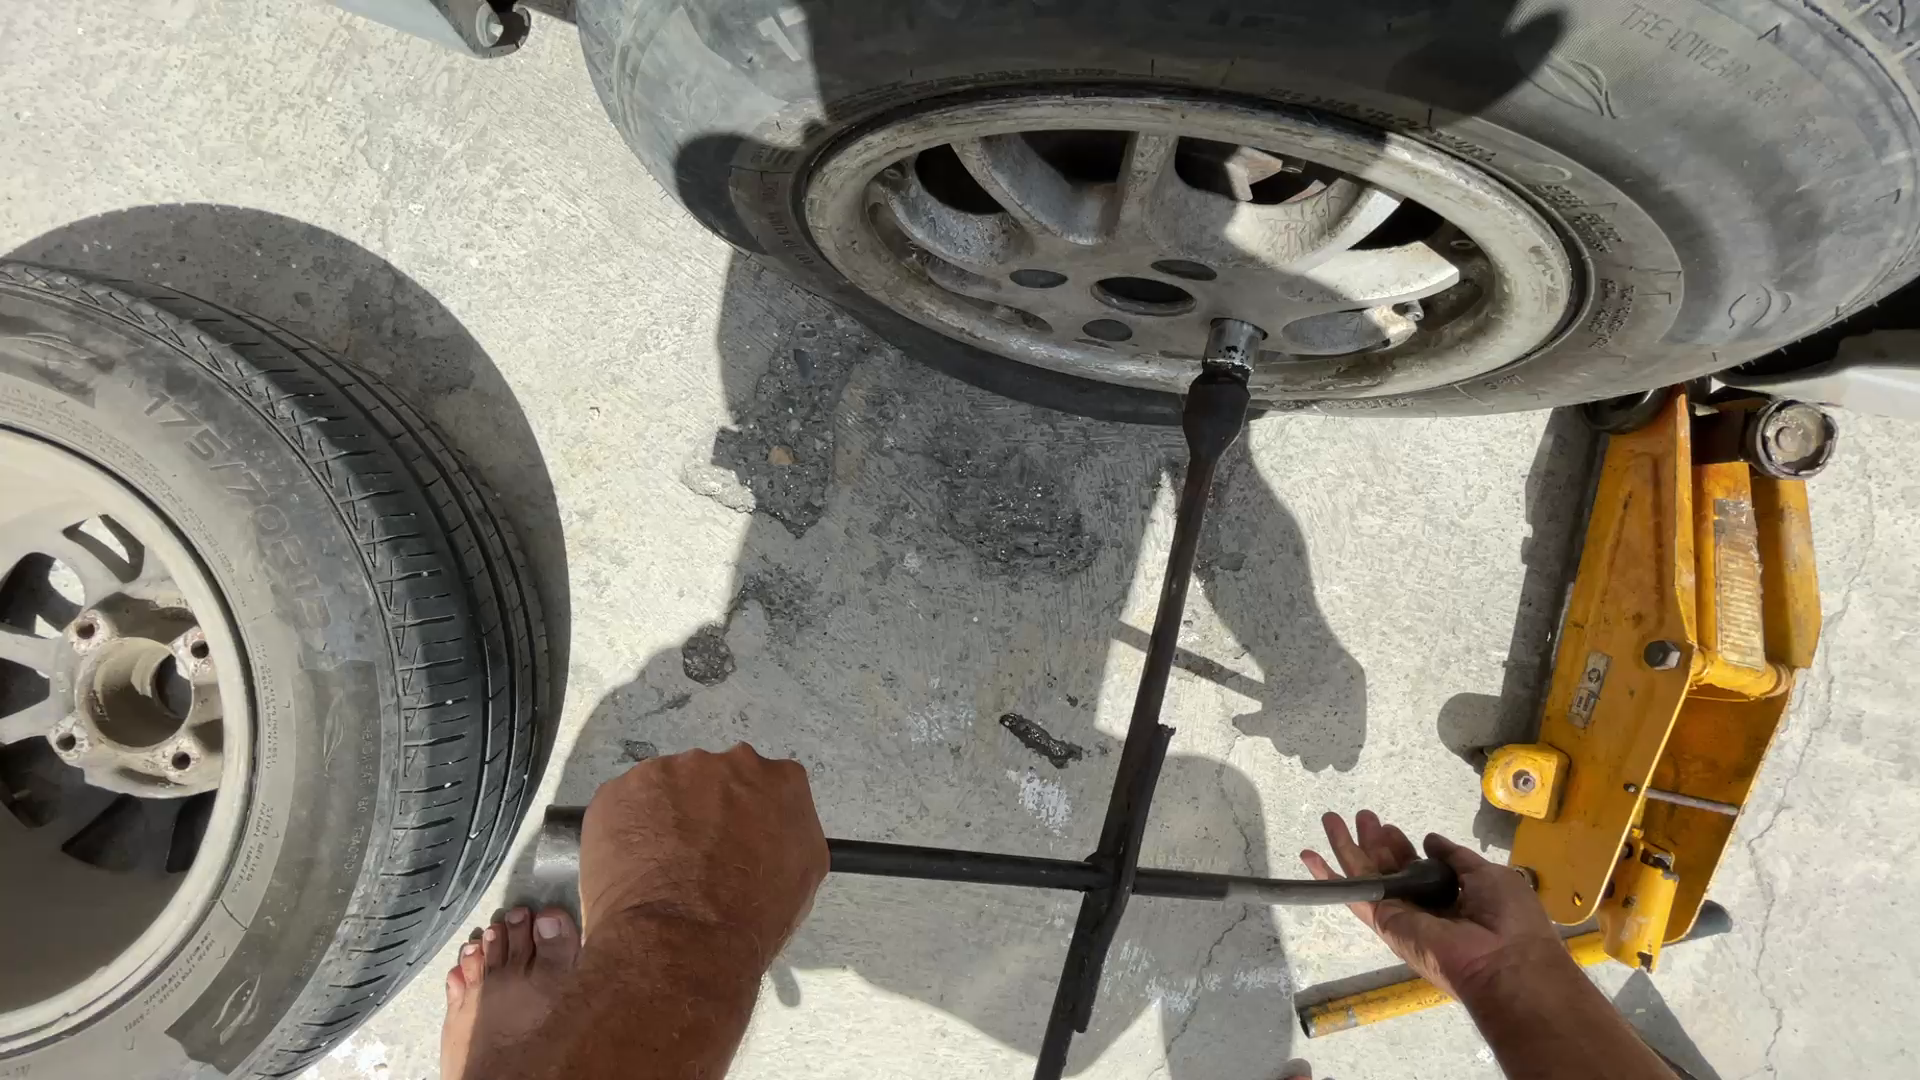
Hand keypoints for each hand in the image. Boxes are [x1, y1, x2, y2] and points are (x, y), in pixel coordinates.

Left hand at [579, 744, 828, 970]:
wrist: (682, 941)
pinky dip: (628, 829)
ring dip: (667, 818)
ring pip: (670, 788)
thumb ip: (794, 832)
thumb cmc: (750, 917)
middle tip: (700, 858)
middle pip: (718, 780)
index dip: (751, 816)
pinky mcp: (623, 788)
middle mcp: (732, 762)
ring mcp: (675, 770)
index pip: (769, 786)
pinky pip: (626, 803)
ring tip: (662, 868)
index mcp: (781, 780)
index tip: (739, 841)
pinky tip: (632, 867)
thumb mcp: (804, 875)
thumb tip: (776, 830)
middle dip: (709, 810)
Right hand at [1300, 810, 1566, 999]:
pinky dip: (1326, 875)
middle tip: (1362, 815)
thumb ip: (1456, 856)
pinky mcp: (1381, 919)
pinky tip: (1308, 855)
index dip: (1401, 844)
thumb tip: (1430, 840)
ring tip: (1329, 817)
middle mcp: (1420, 902)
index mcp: (1448, 894)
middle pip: (1386, 865)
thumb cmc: (1507, 919)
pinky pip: (1350, 894)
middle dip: (1373, 839)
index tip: (1391, 826)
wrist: (1502, 962)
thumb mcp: (1489, 875)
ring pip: (1363, 873)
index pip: (1415, 865)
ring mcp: (1398, 910)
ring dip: (1345, 845)